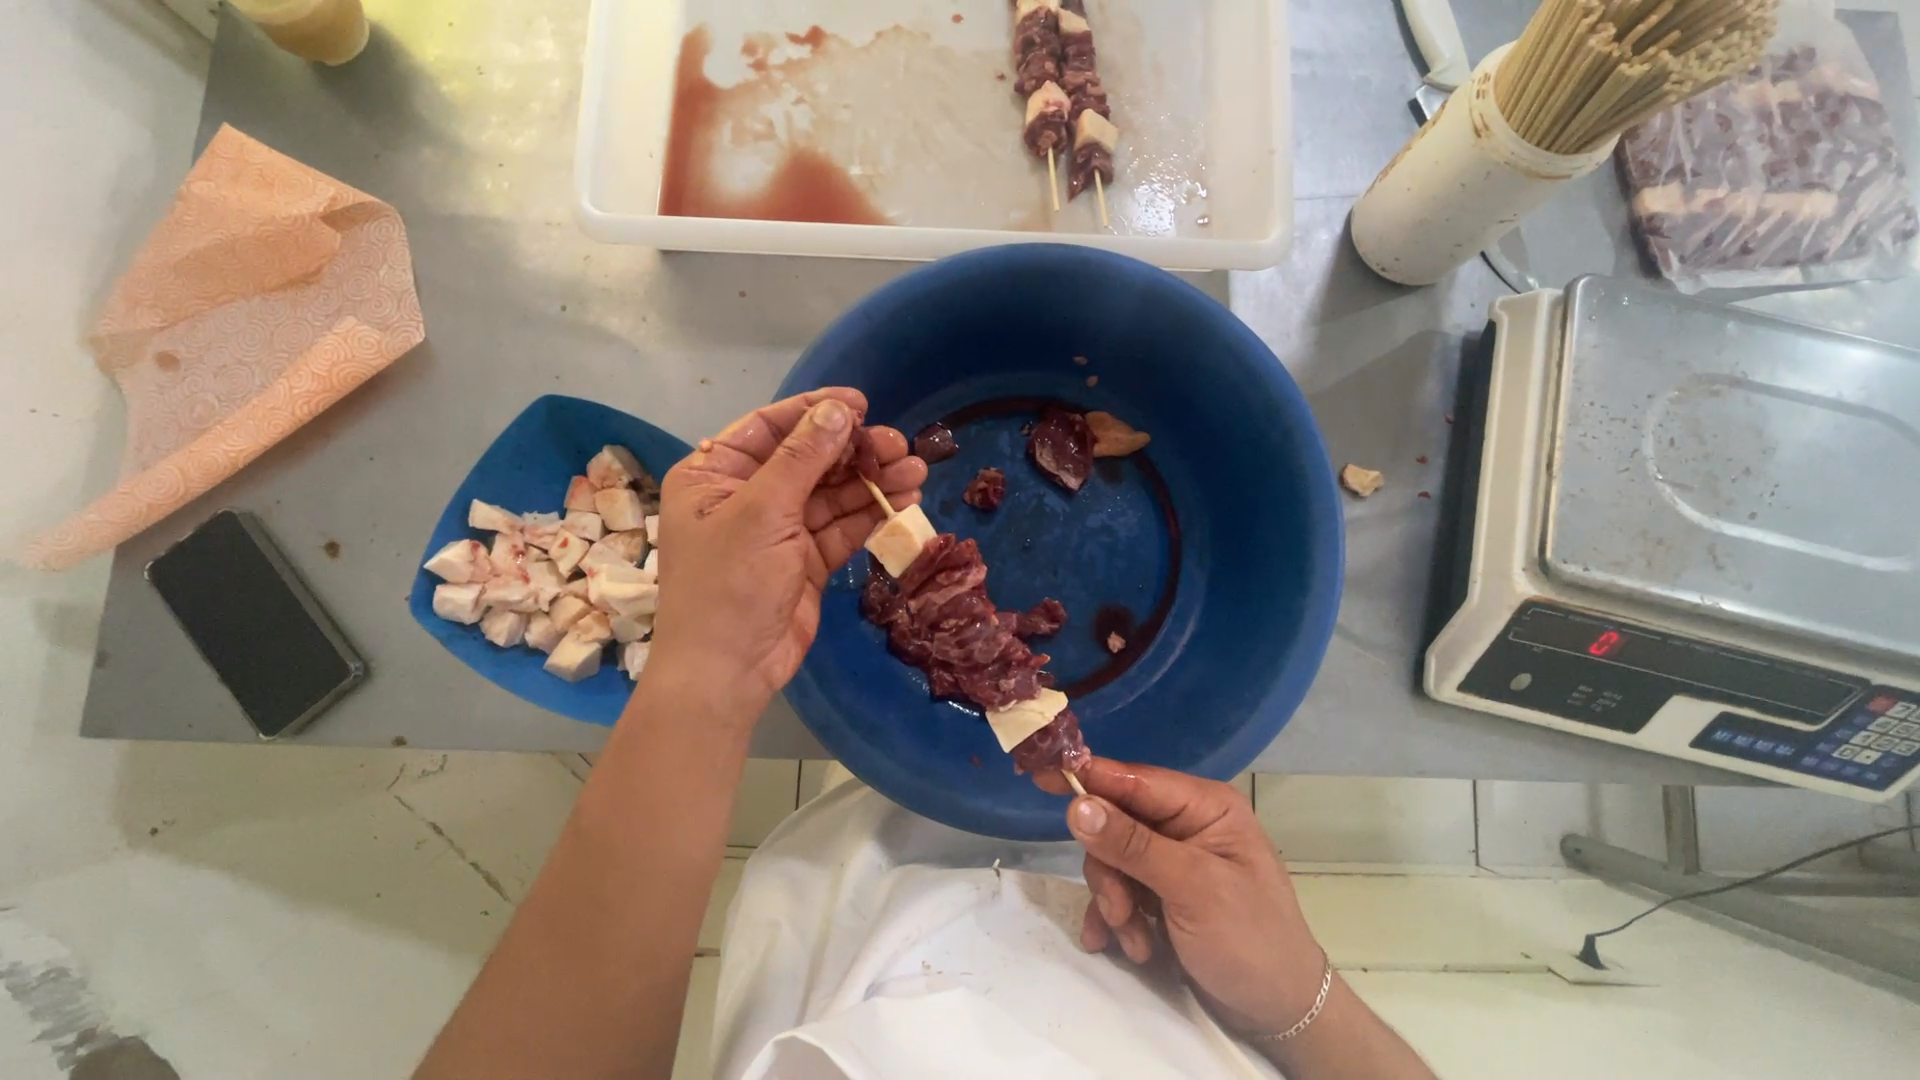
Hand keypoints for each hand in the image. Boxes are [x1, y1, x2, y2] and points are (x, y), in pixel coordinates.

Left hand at [646, 389, 924, 714]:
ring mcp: (779, 530)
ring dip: (873, 483)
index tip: (861, 405)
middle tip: (901, 447)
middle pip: (809, 460)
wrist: (728, 671)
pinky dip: (872, 515)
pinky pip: (842, 527)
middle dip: (855, 452)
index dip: (815, 413)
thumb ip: (803, 458)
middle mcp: (746, 496)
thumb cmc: (730, 583)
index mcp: (715, 475)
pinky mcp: (806, 561)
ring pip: (832, 494)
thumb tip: (837, 411)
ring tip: (917, 472)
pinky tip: (905, 502)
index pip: (769, 428)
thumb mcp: (763, 512)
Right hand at [1042, 758, 1325, 1037]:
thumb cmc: (1250, 940)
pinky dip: (1116, 919)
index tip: (1042, 776)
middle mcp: (1186, 825)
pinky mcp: (1162, 894)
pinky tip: (1124, 947)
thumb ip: (1132, 845)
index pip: (1134, 780)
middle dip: (1110, 870)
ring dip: (1115, 903)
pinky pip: (1119, 890)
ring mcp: (1173, 860)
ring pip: (1112, 861)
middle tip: (1118, 909)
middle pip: (1115, 824)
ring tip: (1136, 941)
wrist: (1282, 1016)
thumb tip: (1078, 804)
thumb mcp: (1192, 889)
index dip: (1088, 777)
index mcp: (1204, 807)